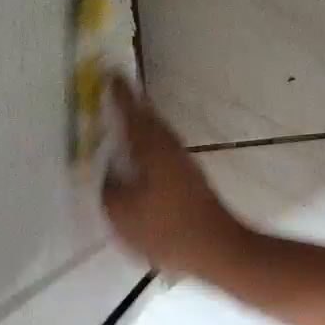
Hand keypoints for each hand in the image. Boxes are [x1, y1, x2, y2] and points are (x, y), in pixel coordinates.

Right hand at [101, 77, 254, 275]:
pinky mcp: (191, 180)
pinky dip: (149, 147)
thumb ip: (108, 187)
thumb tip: (107, 173)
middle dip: (132, 106)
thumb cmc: (166, 229)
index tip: (111, 75)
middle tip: (115, 95)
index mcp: (150, 148)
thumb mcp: (121, 212)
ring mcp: (183, 163)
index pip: (131, 113)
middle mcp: (169, 148)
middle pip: (148, 119)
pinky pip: (163, 152)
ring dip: (141, 127)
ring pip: (158, 135)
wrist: (217, 249)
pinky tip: (140, 160)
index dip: (119, 94)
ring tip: (123, 124)